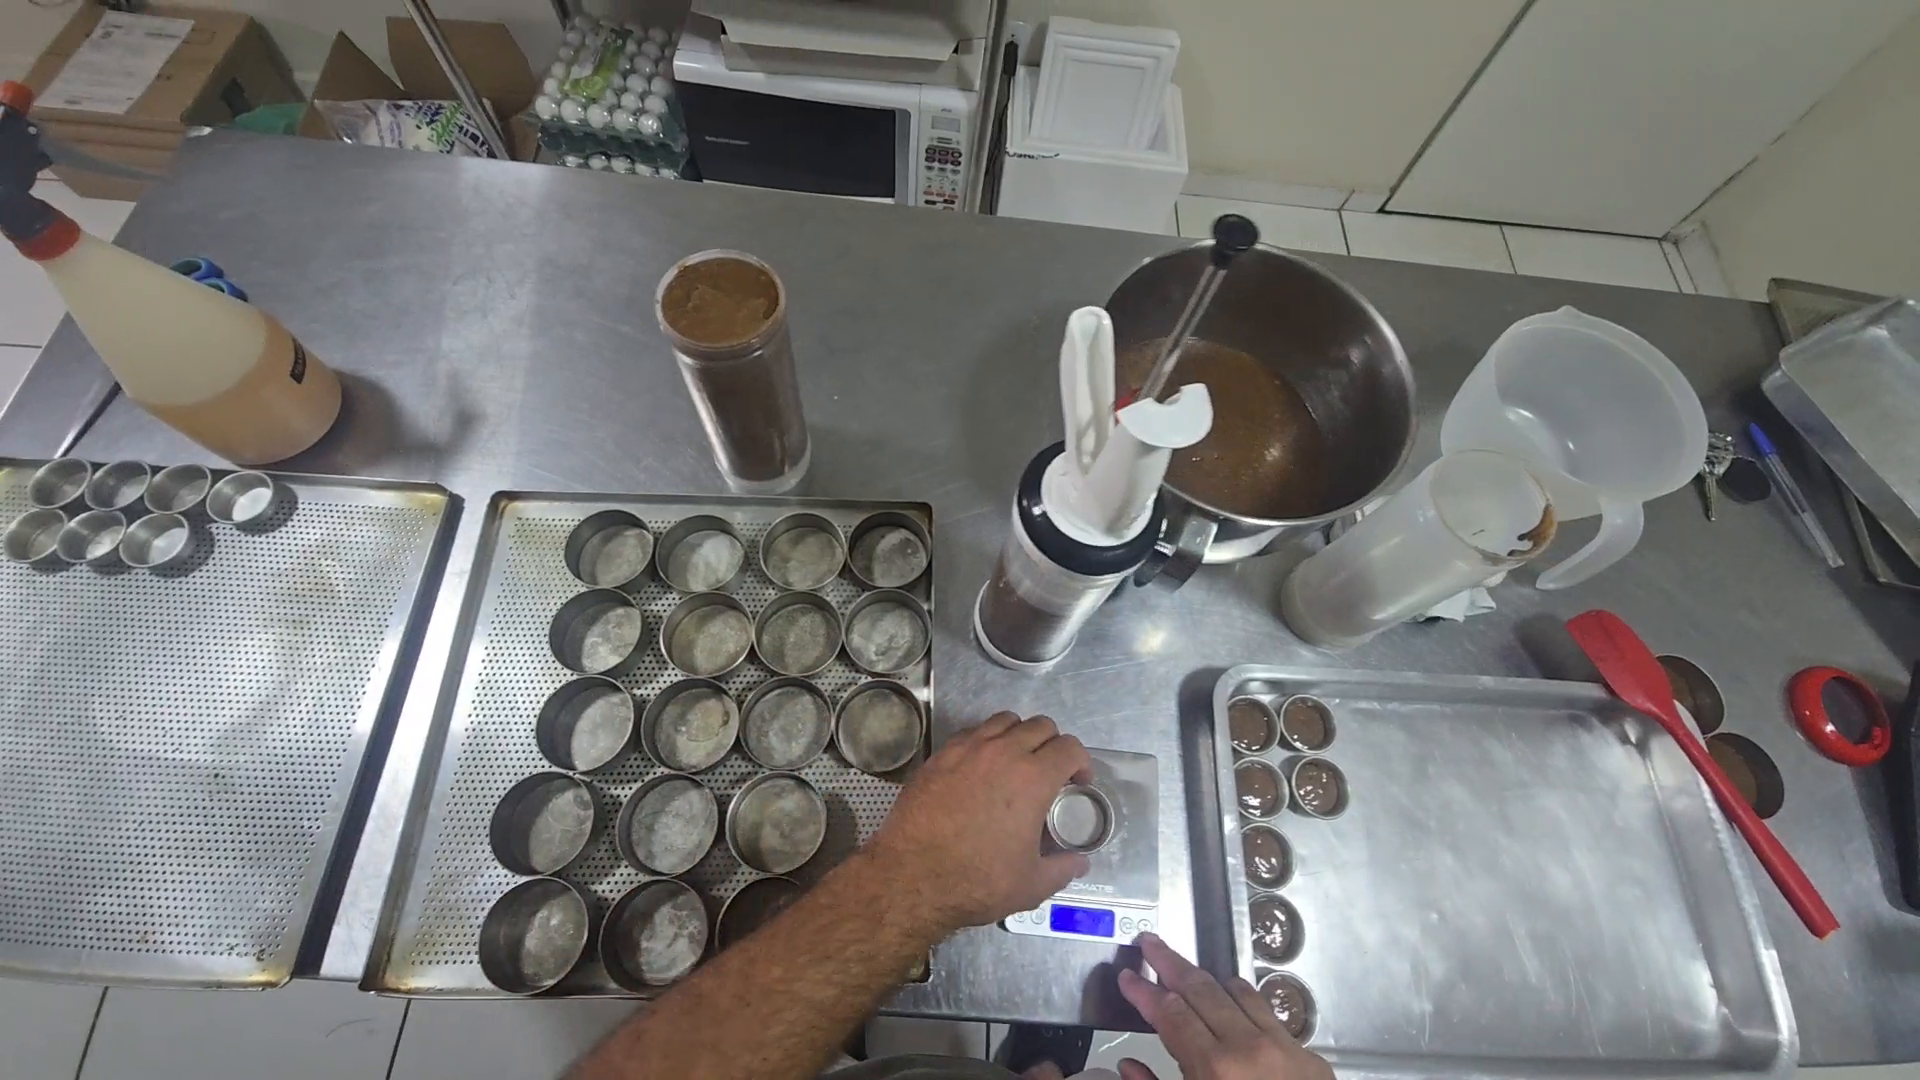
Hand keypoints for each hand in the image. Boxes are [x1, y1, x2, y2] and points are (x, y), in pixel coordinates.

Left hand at [866, 712, 1092, 930]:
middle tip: (1050, 771)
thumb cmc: (977, 881)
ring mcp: (968, 748)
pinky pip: (973, 731)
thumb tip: (1080, 861)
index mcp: (1032, 778)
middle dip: (1053, 744)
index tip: (1077, 781)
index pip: (1069, 748)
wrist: (912, 875)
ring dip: (1019, 735)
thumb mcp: (1031, 884)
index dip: (1080, 762)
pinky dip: (986, 740)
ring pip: (1005, 720)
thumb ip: (1062, 868)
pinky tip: (981, 766)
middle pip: (1040, 725)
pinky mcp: (941, 754)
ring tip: (1016, 761)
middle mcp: (1002, 752)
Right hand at [1117, 934, 1332, 1079]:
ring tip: (1184, 971)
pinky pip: (1268, 1012)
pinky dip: (1242, 1000)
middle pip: (1199, 986)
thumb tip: (1128, 1065)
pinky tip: (1232, 1004)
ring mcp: (1283, 1048)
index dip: (1143, 991)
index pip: (1168, 1011)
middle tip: (1149, 942)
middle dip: (1169, 961)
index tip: (1126, 976)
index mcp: (1213, 1068)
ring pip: (1235, 990)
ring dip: (1205, 979)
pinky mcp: (1310, 1058)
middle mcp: (1248, 1047)